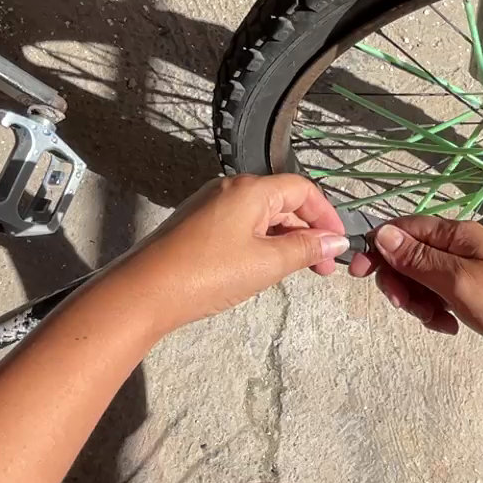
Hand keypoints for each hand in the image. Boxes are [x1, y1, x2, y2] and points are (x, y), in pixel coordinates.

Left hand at [97, 174, 352, 335]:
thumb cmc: (206, 274)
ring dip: (286, 239)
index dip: (326, 215)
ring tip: (299, 270)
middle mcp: (231, 189)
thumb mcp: (266, 263)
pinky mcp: (198, 225)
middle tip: (323, 267)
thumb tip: (336, 240)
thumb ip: (305, 249)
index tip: (339, 244)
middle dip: (308, 231)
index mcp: (250, 189)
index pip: (302, 189)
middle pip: (283, 200)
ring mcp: (211, 205)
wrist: (143, 293)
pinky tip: (266, 267)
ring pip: (263, 215)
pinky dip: (263, 242)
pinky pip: (243, 225)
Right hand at [361, 216, 482, 367]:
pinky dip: (437, 310)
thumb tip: (381, 234)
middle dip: (401, 282)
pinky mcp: (475, 289)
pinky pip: (441, 294)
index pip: (402, 230)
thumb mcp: (458, 281)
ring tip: (438, 322)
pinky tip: (450, 326)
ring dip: (419, 301)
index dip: (378, 249)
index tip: (359, 275)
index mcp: (456, 234)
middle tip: (408, 308)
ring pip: (422, 279)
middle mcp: (459, 245)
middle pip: (409, 256)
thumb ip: (418, 259)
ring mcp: (468, 268)